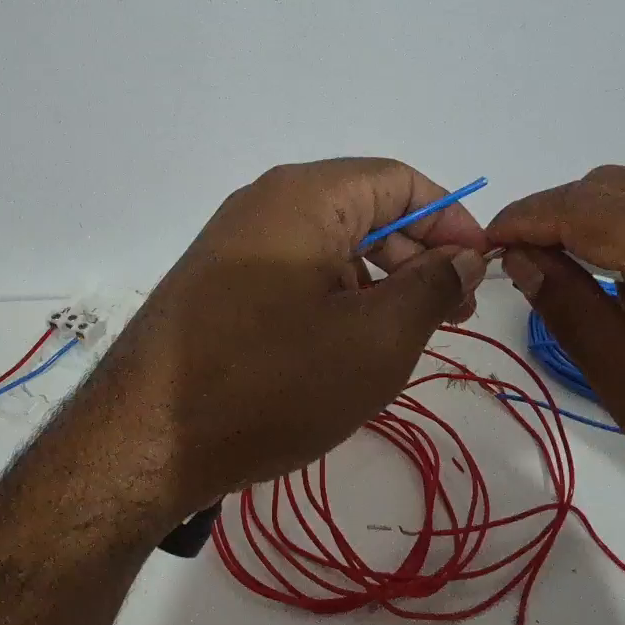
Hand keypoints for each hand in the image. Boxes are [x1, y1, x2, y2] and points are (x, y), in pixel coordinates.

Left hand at [84, 159, 488, 528]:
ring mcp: (233, 244)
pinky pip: (294, 272)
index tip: (480, 271)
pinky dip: (335, 298)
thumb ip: (432, 287)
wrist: (144, 443)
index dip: (450, 221)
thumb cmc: (273, 384)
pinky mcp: (216, 284)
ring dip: (378, 281)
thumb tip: (465, 256)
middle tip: (453, 312)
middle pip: (364, 209)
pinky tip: (349, 347)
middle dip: (418, 255)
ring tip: (405, 337)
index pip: (398, 181)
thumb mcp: (375, 339)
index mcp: (305, 197)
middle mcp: (264, 204)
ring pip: (329, 245)